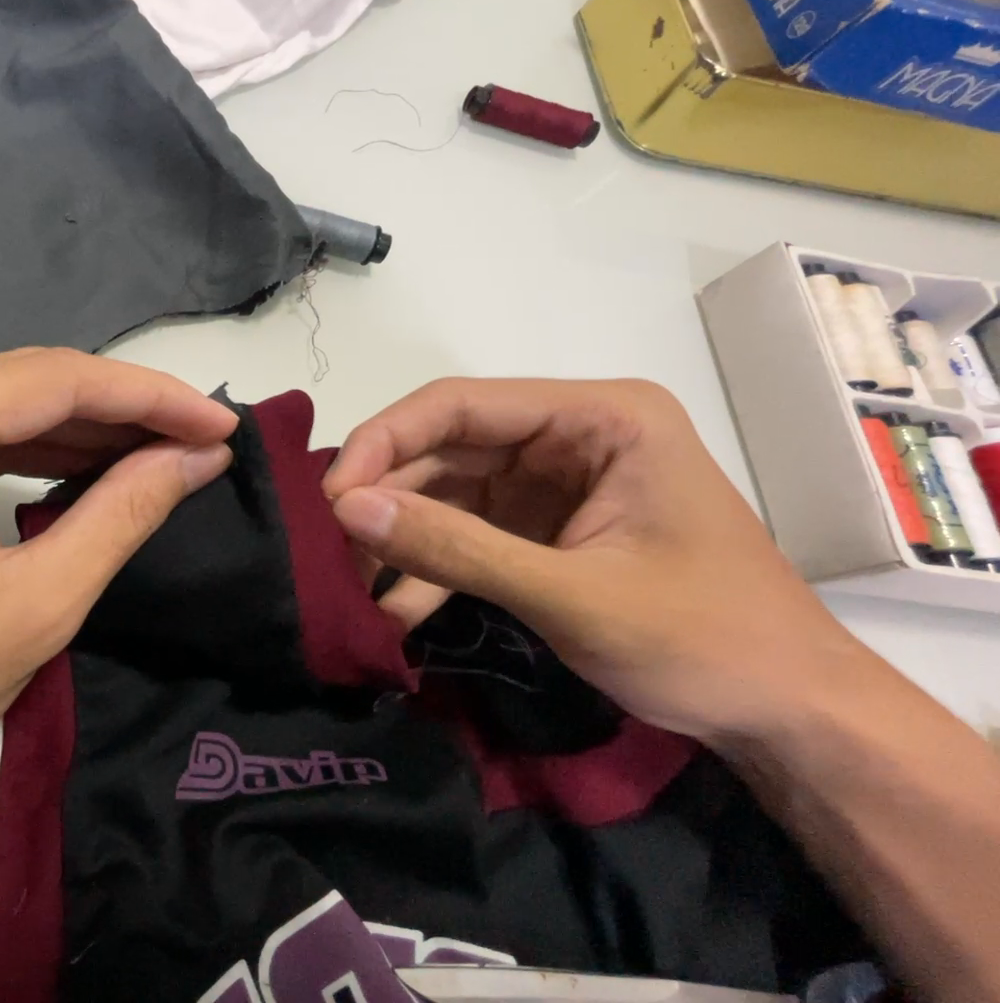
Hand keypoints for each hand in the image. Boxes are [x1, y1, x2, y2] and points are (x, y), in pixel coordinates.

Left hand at [0, 348, 235, 830]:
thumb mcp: (36, 606)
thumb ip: (124, 513)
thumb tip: (201, 453)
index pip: (47, 382)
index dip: (146, 396)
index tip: (219, 421)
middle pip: (19, 380)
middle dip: (118, 408)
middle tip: (200, 436)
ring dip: (78, 425)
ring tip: (161, 450)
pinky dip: (28, 444)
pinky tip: (89, 460)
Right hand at [320, 378, 874, 747]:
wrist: (788, 714)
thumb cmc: (701, 640)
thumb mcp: (568, 595)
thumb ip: (452, 548)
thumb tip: (344, 509)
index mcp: (598, 418)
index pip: (459, 404)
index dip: (383, 442)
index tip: (331, 499)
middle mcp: (570, 437)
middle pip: (444, 448)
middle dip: (385, 499)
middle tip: (332, 552)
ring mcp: (553, 484)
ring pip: (443, 493)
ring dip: (399, 540)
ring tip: (354, 589)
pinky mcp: (542, 529)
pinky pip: (464, 533)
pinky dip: (429, 570)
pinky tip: (394, 612)